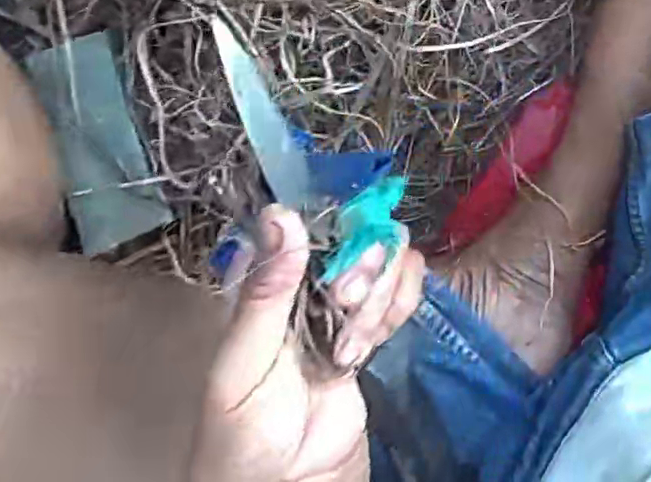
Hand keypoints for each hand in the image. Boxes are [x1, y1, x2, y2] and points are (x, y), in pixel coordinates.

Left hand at [190, 205, 426, 481]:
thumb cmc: (245, 435)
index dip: (337, 234)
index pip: (315, 221)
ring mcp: (348, 297)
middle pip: (363, 234)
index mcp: (269, 279)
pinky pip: (407, 283)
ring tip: (352, 346)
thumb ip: (264, 293)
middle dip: (365, 271)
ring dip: (381, 298)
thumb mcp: (243, 367)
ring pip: (391, 255)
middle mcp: (311, 277)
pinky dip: (400, 307)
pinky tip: (375, 341)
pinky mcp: (376, 317)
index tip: (338, 270)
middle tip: (346, 306)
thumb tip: (280, 215)